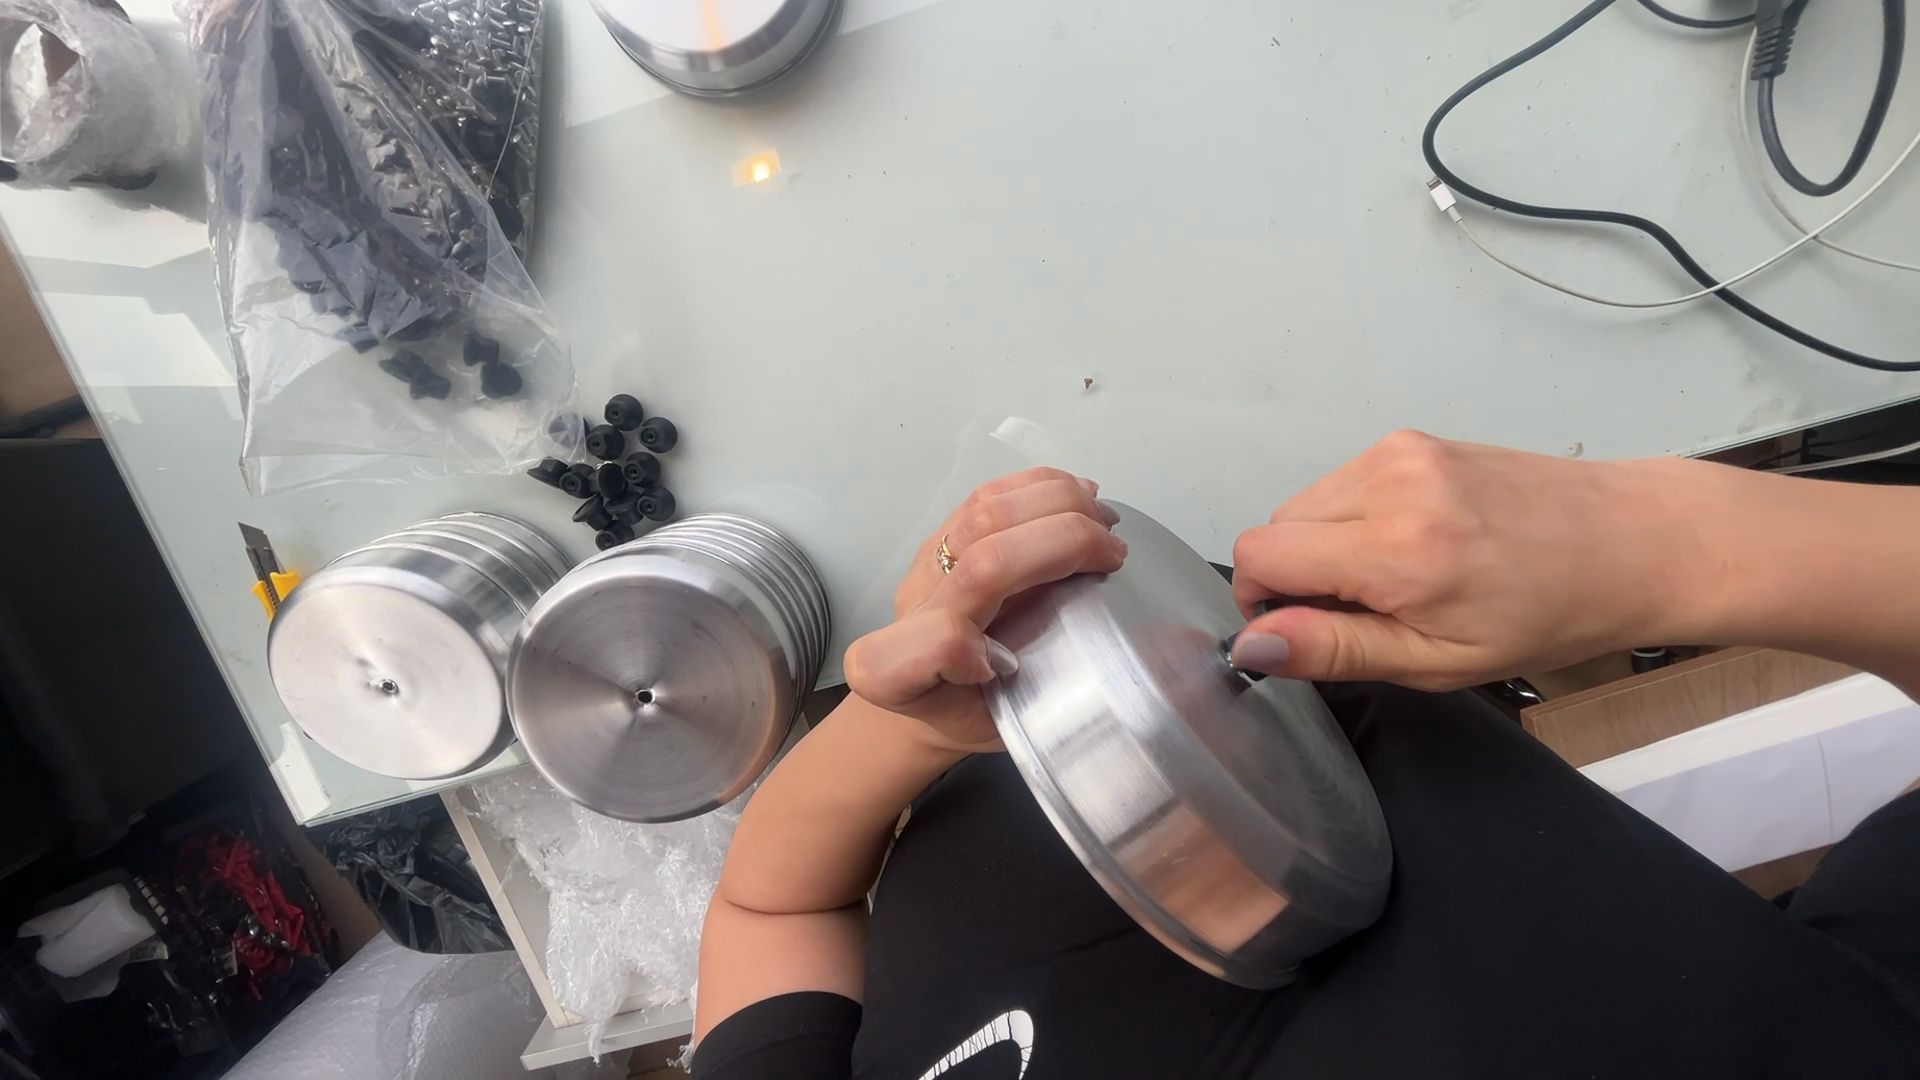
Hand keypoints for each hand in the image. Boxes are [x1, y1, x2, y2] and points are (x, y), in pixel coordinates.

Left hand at [844, 468, 1126, 752]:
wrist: (930, 693)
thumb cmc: (975, 716)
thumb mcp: (1001, 734)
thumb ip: (1038, 708)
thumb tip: (1116, 653)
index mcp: (911, 674)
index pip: (924, 645)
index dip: (960, 643)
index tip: (1004, 666)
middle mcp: (916, 607)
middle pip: (982, 558)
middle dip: (1062, 542)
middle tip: (1113, 553)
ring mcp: (929, 563)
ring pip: (985, 514)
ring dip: (1056, 504)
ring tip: (1101, 518)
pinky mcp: (943, 535)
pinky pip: (986, 494)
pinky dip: (1039, 486)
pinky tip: (1077, 494)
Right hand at [1229, 431, 1718, 689]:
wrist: (1638, 540)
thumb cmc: (1545, 618)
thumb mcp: (1437, 661)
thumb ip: (1333, 649)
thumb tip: (1252, 644)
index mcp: (1395, 548)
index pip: (1257, 555)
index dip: (1260, 598)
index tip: (1306, 623)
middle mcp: (1387, 483)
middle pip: (1272, 529)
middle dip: (1296, 574)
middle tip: (1364, 604)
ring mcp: (1395, 451)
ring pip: (1298, 507)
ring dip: (1320, 546)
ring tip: (1391, 570)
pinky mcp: (1405, 440)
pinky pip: (1332, 486)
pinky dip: (1345, 519)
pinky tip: (1404, 537)